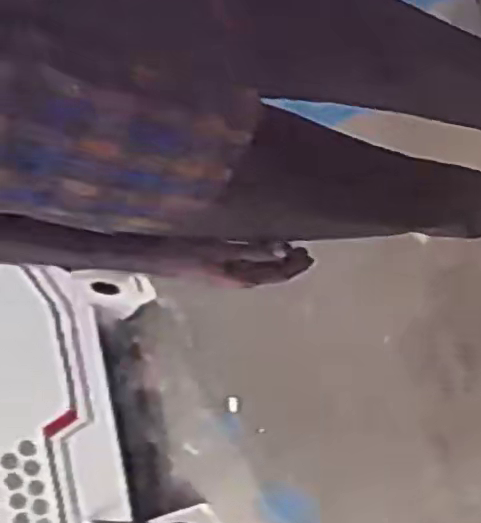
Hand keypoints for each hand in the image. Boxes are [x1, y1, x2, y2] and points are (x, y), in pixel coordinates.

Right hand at [155, 241, 313, 286]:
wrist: (131, 252)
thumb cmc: (174, 251)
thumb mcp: (218, 249)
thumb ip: (252, 250)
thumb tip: (283, 250)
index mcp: (241, 279)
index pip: (280, 275)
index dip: (297, 265)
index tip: (307, 254)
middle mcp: (234, 279)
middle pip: (271, 273)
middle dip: (289, 262)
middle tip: (302, 250)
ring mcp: (221, 272)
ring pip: (258, 267)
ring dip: (274, 257)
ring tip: (286, 246)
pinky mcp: (210, 264)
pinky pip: (242, 261)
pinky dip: (256, 253)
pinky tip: (256, 243)